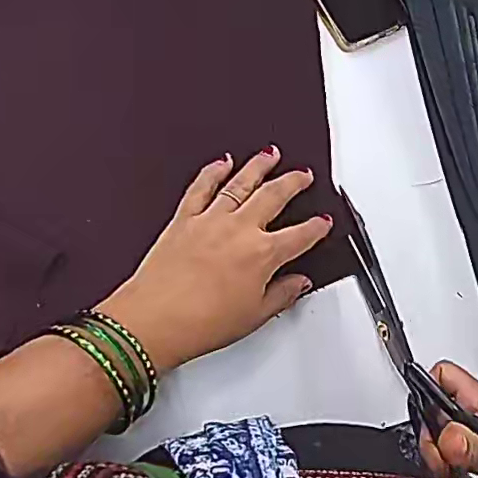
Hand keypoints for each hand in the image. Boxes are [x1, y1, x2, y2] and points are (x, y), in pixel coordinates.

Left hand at [95, 148, 331, 373]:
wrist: (154, 321)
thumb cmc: (200, 322)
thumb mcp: (255, 315)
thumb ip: (282, 294)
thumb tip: (297, 284)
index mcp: (263, 254)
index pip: (301, 235)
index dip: (316, 227)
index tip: (323, 222)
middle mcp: (239, 230)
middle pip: (275, 196)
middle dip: (294, 182)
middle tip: (304, 175)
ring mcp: (210, 220)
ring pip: (241, 183)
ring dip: (259, 166)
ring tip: (270, 155)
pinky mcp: (183, 220)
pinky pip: (201, 188)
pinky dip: (213, 171)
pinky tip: (222, 162)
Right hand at [417, 362, 477, 477]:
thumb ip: (470, 449)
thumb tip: (442, 437)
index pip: (443, 375)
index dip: (426, 393)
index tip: (427, 428)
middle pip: (435, 412)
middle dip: (434, 442)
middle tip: (447, 464)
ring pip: (444, 439)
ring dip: (447, 462)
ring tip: (464, 477)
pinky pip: (457, 458)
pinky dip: (459, 473)